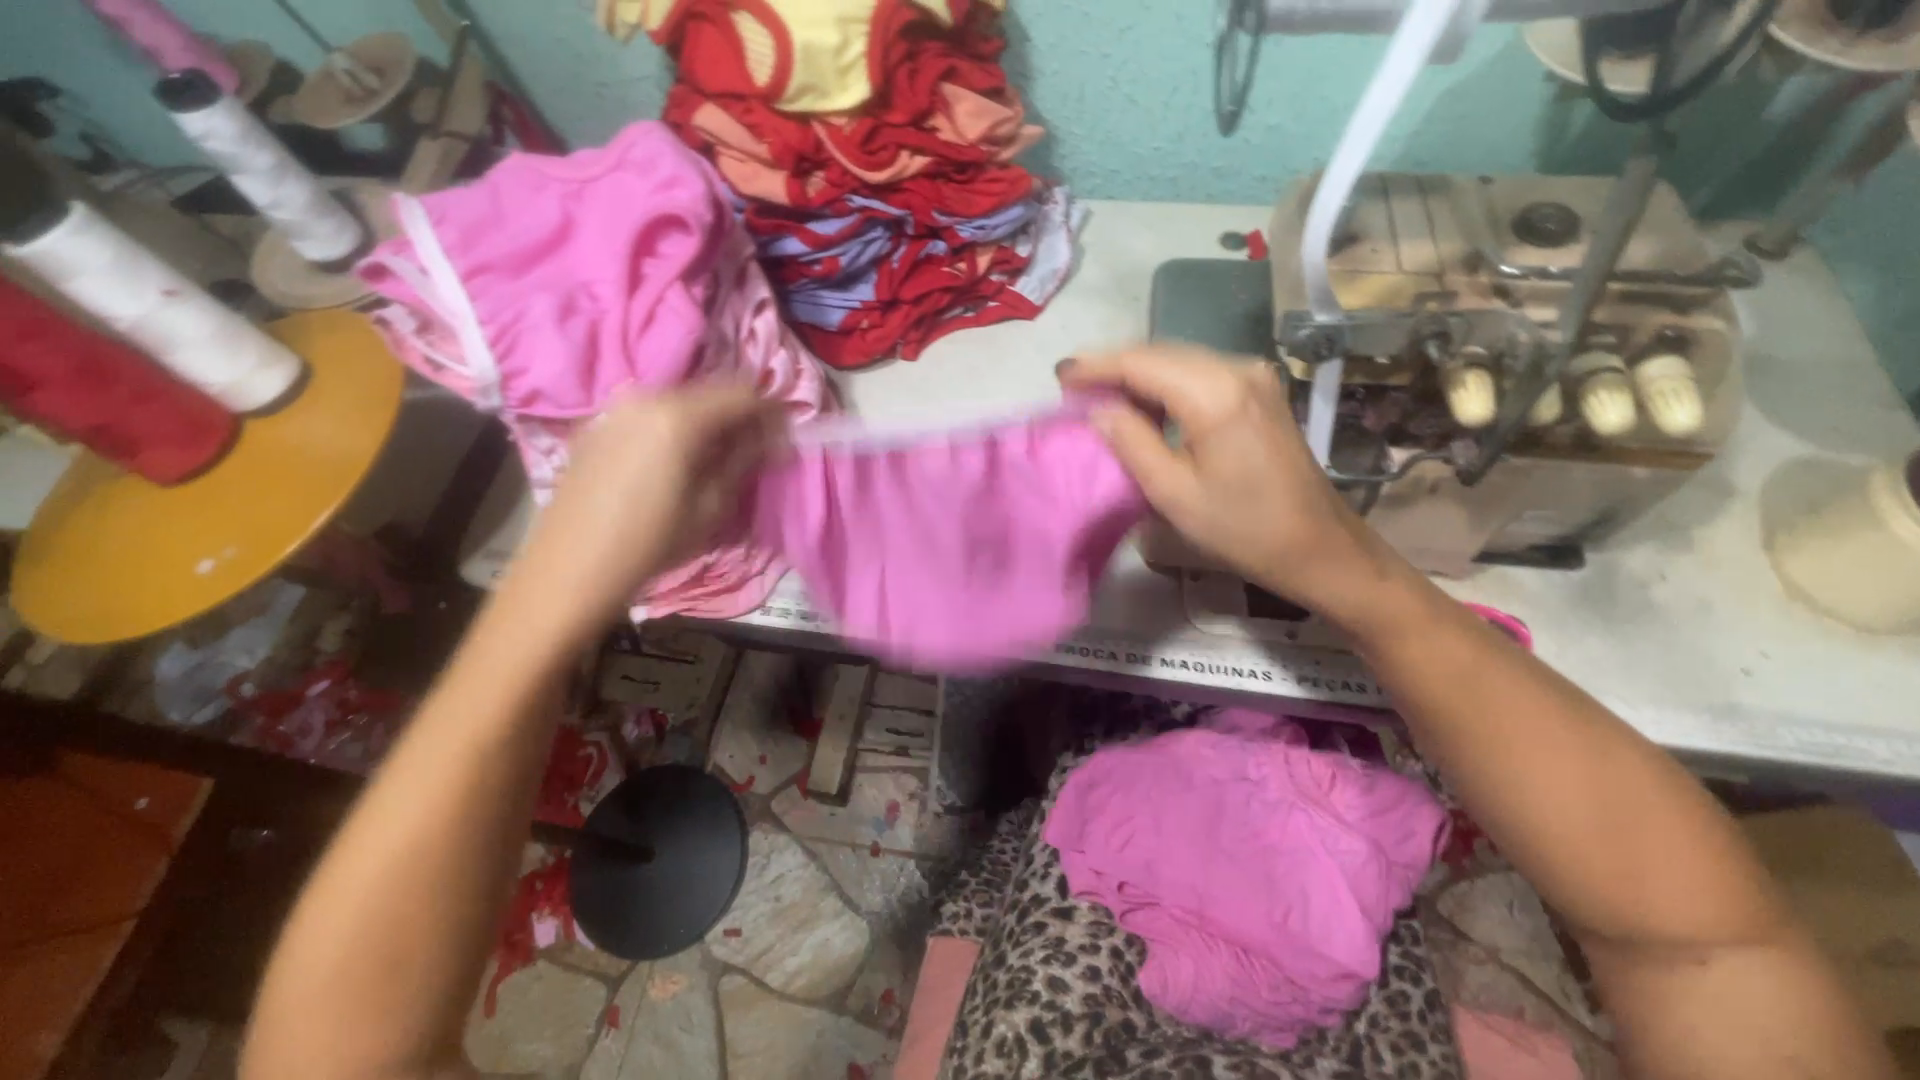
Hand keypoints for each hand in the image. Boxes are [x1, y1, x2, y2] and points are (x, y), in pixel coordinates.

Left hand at [496, 380, 784, 643]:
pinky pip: (651, 414)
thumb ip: (744, 460)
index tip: (786, 437)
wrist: (568, 571)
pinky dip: (675, 428)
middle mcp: (645, 397)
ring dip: (707, 422)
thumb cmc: (650, 543)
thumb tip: (772, 438)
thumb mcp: (711, 507)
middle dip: (739, 415)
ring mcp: (616, 409)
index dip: (772, 410)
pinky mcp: (597, 427)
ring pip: (680, 401)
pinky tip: (677, 463)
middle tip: (756, 450)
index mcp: (679, 415)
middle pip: (710, 391)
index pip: (744, 391)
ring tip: (717, 459)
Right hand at [1060, 344, 1413, 627]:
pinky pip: (1201, 372)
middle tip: (1072, 387)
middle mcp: (1238, 369)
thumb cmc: (1242, 528)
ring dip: (1139, 374)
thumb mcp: (1174, 493)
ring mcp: (1255, 376)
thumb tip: (1098, 409)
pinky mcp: (1261, 390)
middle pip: (1161, 353)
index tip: (1059, 376)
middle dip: (1114, 366)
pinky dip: (1166, 382)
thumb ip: (1131, 441)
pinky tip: (1145, 403)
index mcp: (1215, 394)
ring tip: (1099, 395)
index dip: (1096, 366)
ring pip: (1180, 359)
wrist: (1317, 545)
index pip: (1141, 362)